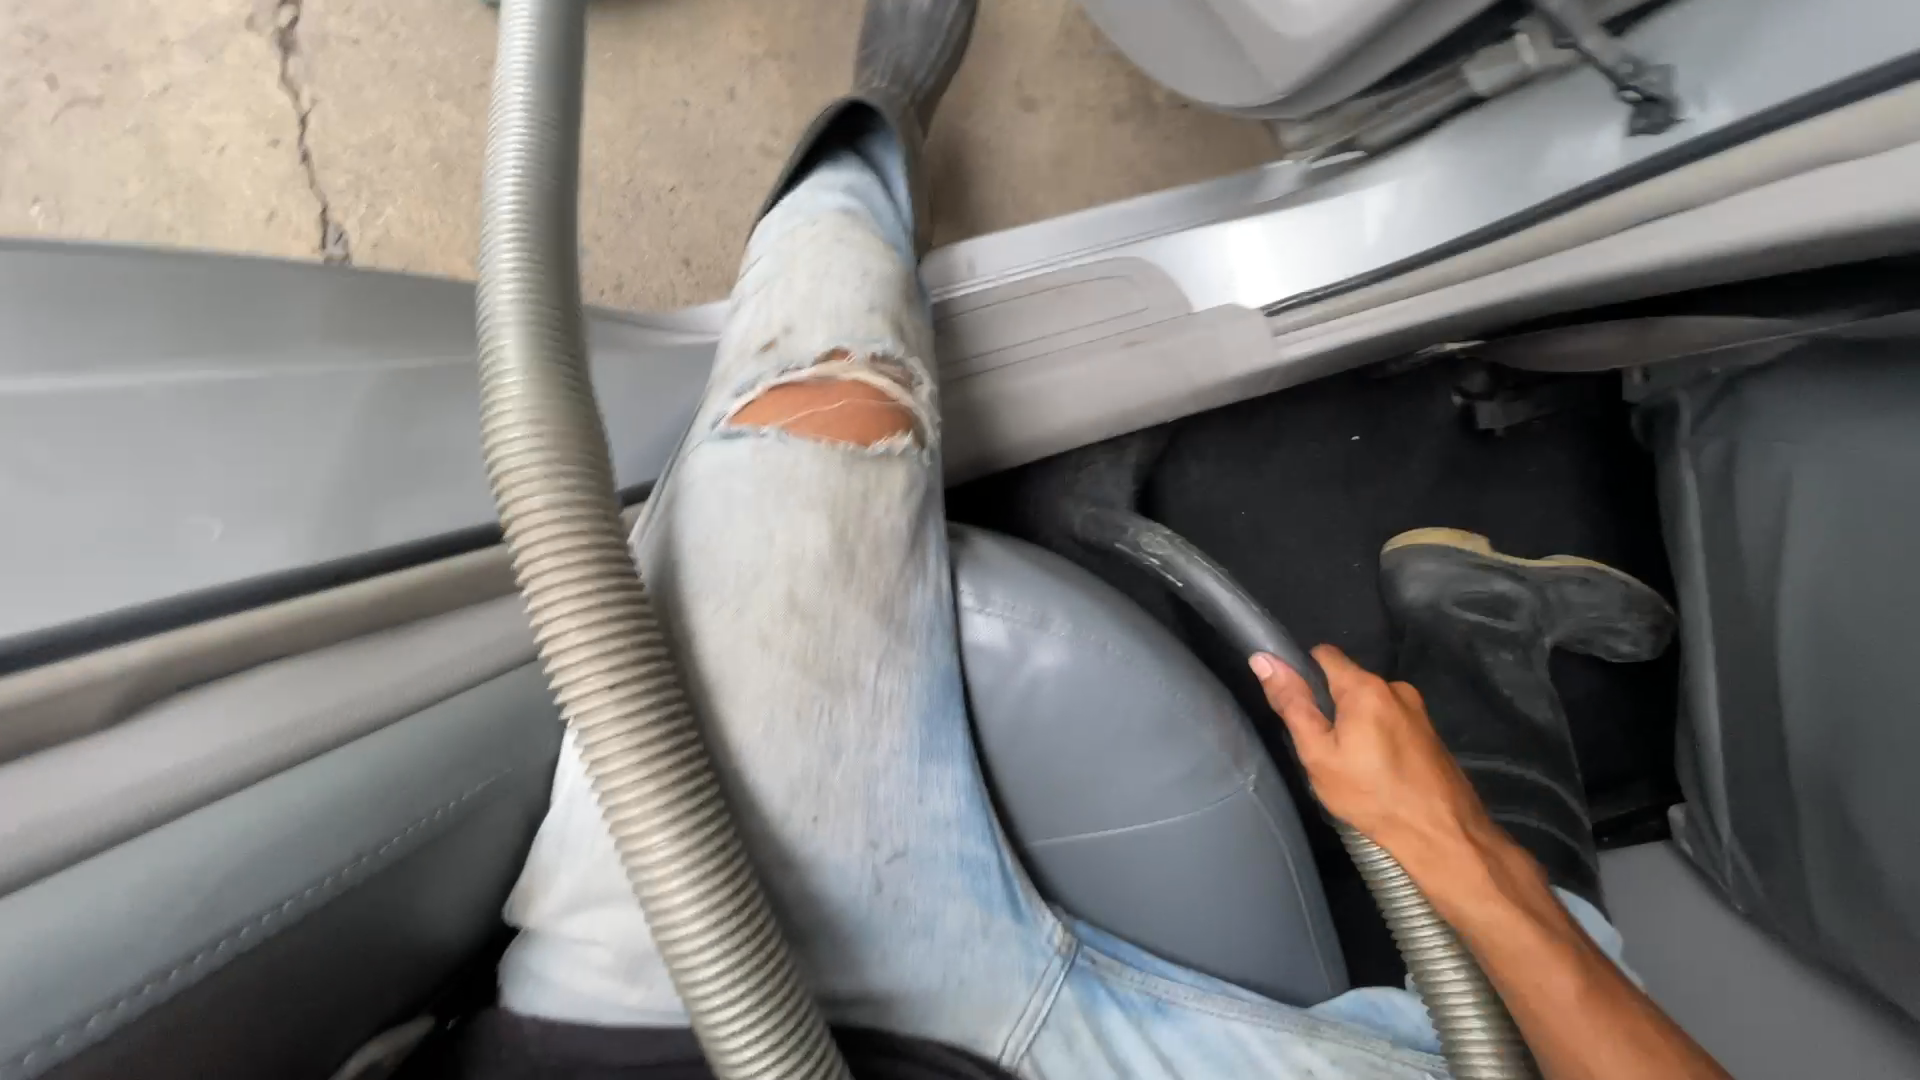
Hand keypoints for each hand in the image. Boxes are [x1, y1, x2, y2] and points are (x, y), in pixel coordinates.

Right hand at [1248, 646, 1509, 880]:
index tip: (1296, 706)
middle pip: (1346, 681)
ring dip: (1354, 722)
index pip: (1323, 654)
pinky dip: (1376, 736)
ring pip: (1368, 703)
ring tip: (1349, 763)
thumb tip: (1262, 659)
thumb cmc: (1371, 794)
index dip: (1302, 673)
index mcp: (1365, 687)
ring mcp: (1418, 711)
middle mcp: (1395, 688)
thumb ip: (1291, 702)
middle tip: (1322, 746)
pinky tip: (1376, 770)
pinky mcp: (1430, 733)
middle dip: (1329, 705)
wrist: (1444, 837)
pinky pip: (1389, 720)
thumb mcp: (1318, 752)